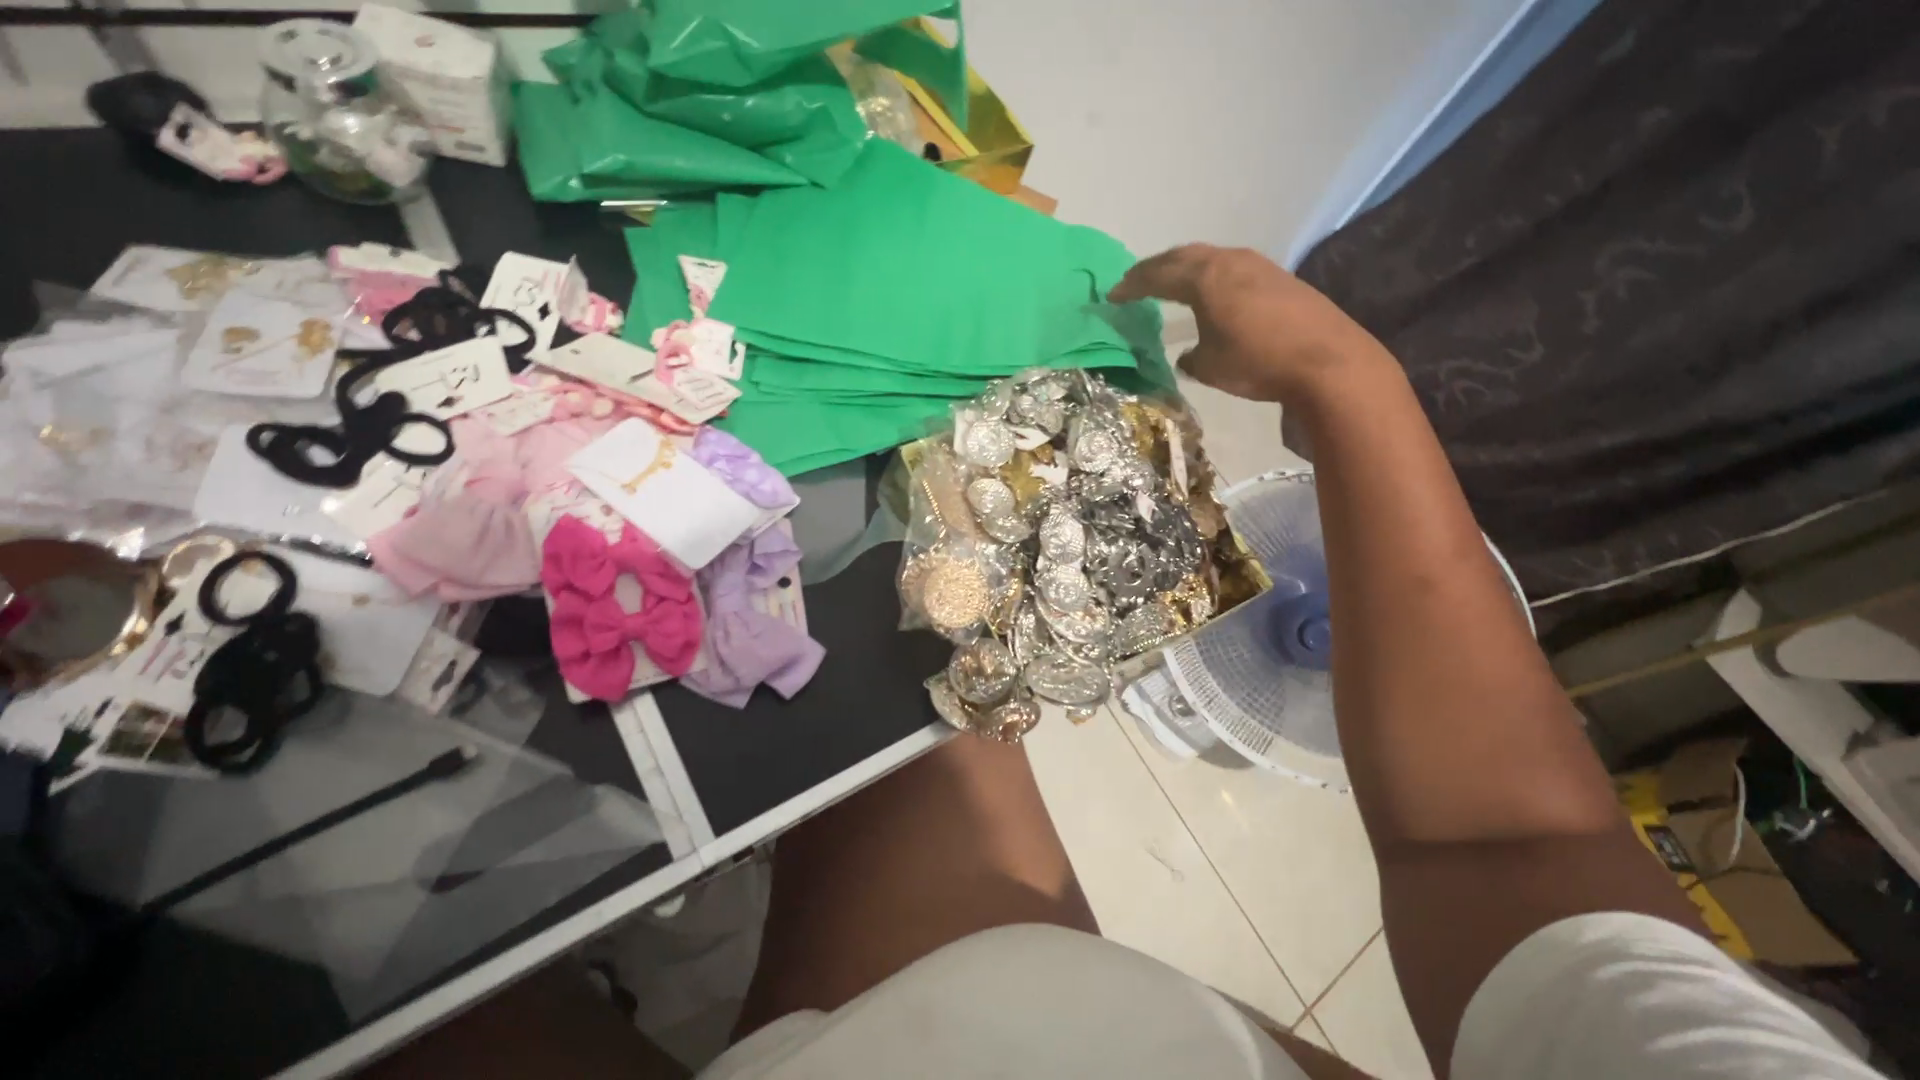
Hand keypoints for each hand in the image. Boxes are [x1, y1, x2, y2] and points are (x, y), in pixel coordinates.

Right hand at [1109, 244, 1389, 402]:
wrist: (1328, 361)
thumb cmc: (1258, 363)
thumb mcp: (1211, 367)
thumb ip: (1192, 356)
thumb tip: (1189, 354)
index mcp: (1204, 278)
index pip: (1157, 275)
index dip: (1132, 286)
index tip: (1112, 295)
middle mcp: (1229, 262)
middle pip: (1183, 256)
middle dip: (1156, 268)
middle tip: (1136, 280)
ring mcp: (1259, 266)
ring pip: (1211, 258)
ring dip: (1187, 268)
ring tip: (1172, 282)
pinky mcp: (1280, 278)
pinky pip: (1233, 268)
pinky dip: (1212, 276)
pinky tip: (1213, 292)